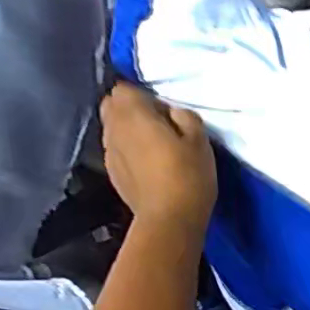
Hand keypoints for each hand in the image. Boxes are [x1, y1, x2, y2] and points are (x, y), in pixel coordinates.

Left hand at [101, 82, 216, 232]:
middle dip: (130, 111)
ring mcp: (109, 153)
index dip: (146, 97)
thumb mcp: (200, 141)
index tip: (167, 114)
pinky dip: (129, 154)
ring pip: (114, 130)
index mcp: (132, 112)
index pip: (126, 88)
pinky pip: (118, 153)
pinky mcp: (113, 175)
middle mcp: (113, 128)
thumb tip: (173, 113)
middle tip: (159, 128)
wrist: (169, 221)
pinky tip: (149, 169)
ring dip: (130, 133)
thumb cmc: (188, 177)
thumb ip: (185, 117)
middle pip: (113, 106)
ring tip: (155, 150)